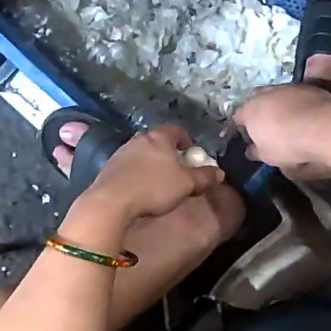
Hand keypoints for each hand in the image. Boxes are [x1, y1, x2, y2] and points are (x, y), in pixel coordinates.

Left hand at [77, 126, 226, 223]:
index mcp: (160, 137)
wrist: (112, 201)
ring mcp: (122, 150)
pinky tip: (140, 185)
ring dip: (152, 161)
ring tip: (159, 178)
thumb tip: (220, 172)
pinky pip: (129, 163)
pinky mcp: (110, 164)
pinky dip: (137, 170)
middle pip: (159, 140)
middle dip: (169, 151)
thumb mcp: (186, 184)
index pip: (178, 130)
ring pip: (143, 151)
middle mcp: (140, 138)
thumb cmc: (154, 188)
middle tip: (178, 167)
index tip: (191, 154)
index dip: (187, 141)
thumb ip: (204, 177)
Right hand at [230, 85, 330, 169]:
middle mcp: (265, 94)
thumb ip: (255, 151)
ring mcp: (286, 87)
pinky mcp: (306, 86)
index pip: (238, 116)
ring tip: (287, 119)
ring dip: (278, 104)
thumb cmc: (287, 144)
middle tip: (267, 125)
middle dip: (259, 110)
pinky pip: (295, 95)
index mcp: (249, 110)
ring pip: (276, 94)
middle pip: (256, 100)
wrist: (321, 126)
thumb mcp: (267, 156)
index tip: (250, 137)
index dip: (242, 126)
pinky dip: (296, 103)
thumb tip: (250, 150)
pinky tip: (304, 115)